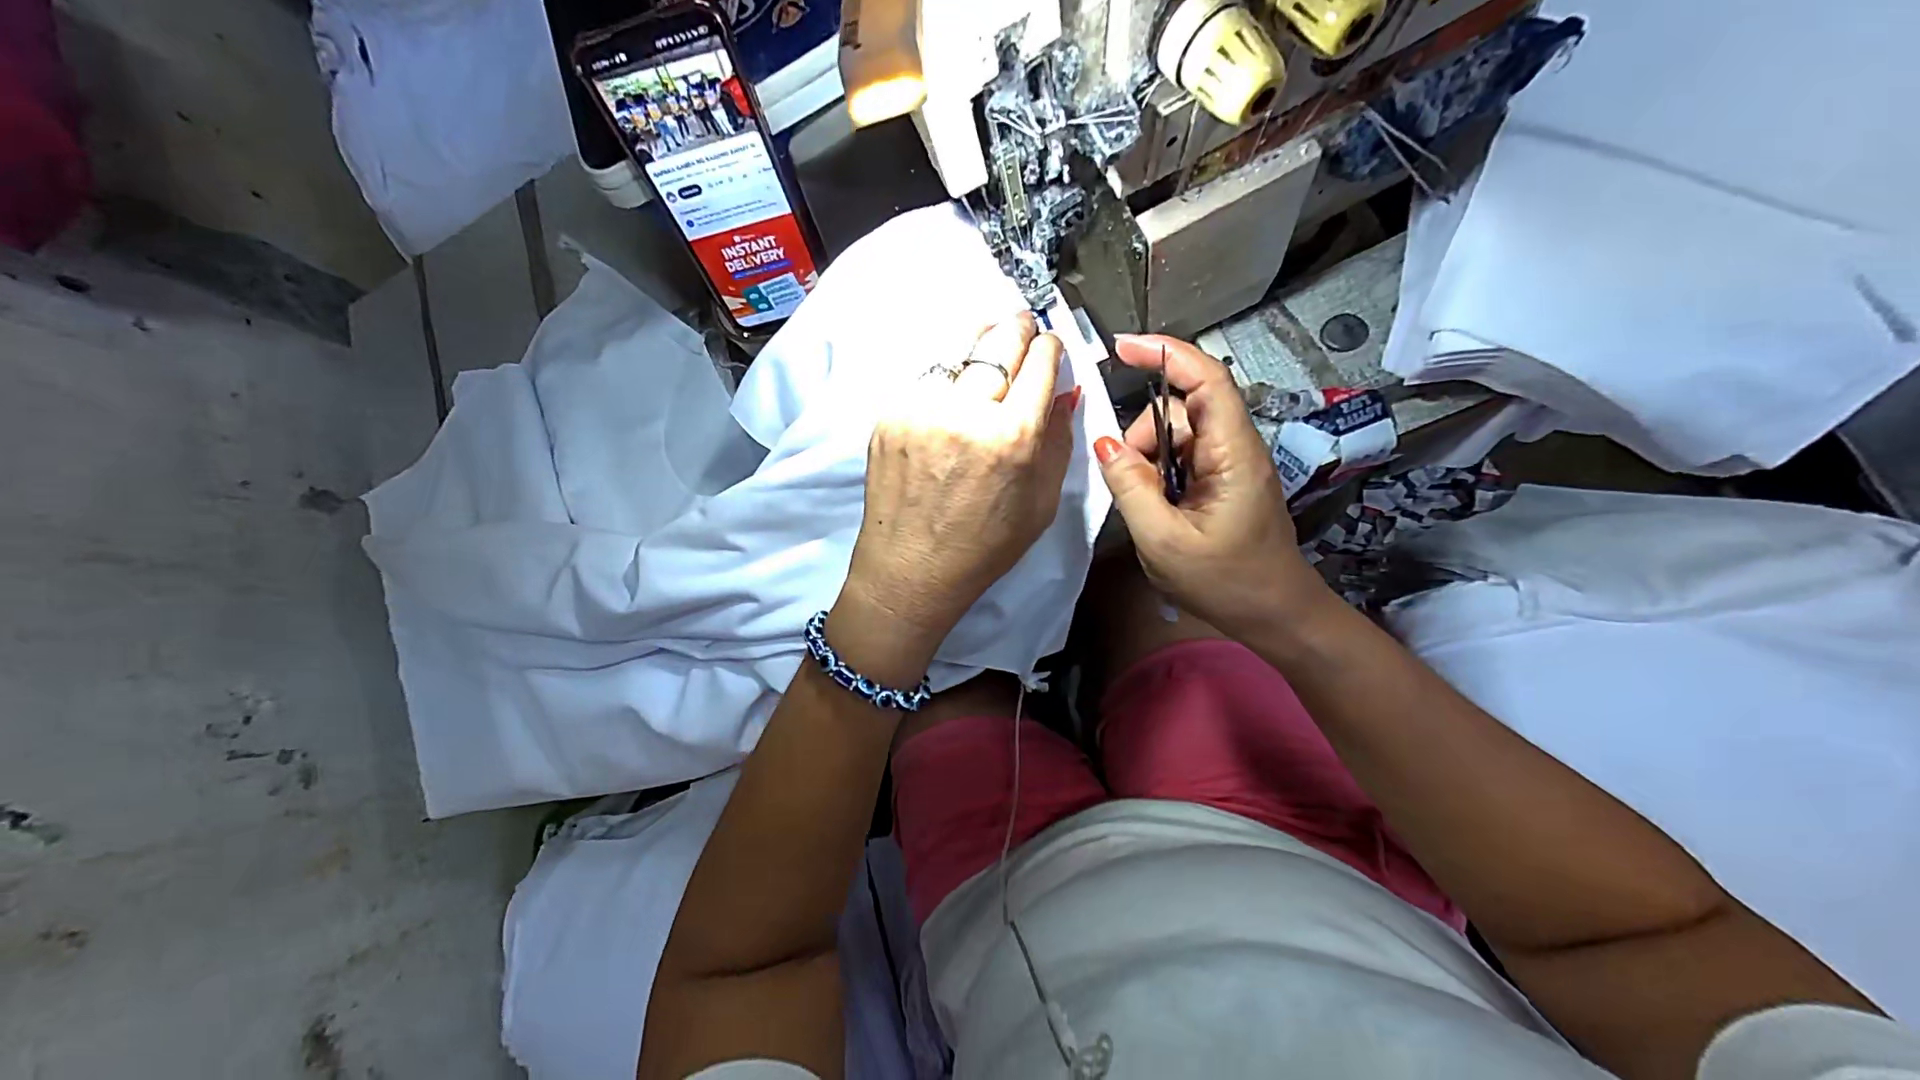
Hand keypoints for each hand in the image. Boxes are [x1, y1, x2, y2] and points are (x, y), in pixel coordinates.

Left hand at [833, 313, 1080, 682]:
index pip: (1039, 362)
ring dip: (978, 347)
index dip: (1050, 347)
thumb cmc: (983, 546)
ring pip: (957, 353)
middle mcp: (965, 413)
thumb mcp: (1041, 502)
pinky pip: (927, 380)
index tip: (1050, 346)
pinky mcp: (890, 417)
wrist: (911, 570)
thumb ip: (1058, 440)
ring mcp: (921, 411)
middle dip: (1017, 328)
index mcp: (1012, 437)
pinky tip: (953, 391)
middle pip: (998, 341)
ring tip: (987, 349)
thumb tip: (1065, 393)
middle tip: (1022, 323)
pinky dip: (946, 377)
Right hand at [1093, 334, 1333, 638]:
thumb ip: (1130, 487)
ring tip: (1144, 506)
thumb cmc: (1226, 582)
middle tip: (1127, 481)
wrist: (1274, 615)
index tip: (1122, 347)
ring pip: (1177, 436)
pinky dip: (1158, 473)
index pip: (1206, 379)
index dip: (1166, 353)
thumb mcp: (1164, 540)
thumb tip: (1104, 443)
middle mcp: (1235, 448)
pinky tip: (1155, 507)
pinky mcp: (1222, 482)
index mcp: (1233, 453)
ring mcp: (1229, 465)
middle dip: (1143, 434)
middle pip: (1181, 409)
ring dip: (1148, 460)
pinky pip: (1181, 459)